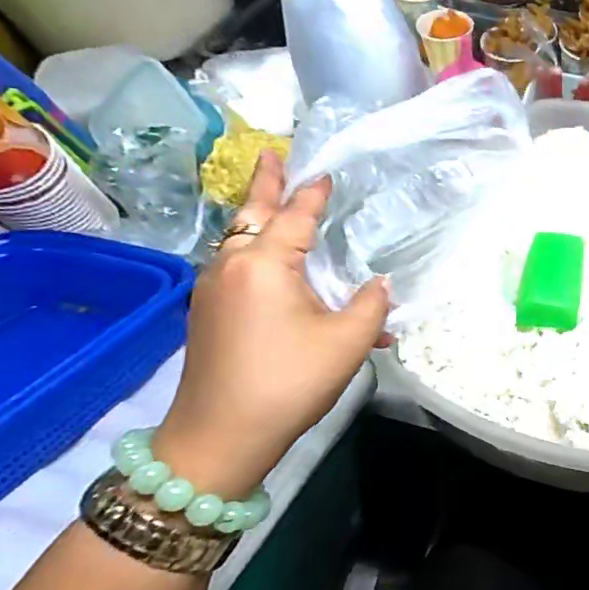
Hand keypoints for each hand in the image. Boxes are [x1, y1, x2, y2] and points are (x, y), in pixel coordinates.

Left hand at [153, 152, 389, 496]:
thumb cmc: (288, 382)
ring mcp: (213, 291)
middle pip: (251, 215)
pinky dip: (260, 257)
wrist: (220, 436)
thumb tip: (379, 283)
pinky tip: (279, 270)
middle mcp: (230, 267)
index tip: (324, 173)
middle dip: (265, 184)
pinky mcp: (209, 315)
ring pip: (240, 243)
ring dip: (260, 220)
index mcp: (263, 265)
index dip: (312, 195)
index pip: (294, 217)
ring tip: (276, 201)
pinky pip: (239, 273)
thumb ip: (371, 305)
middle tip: (272, 154)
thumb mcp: (347, 342)